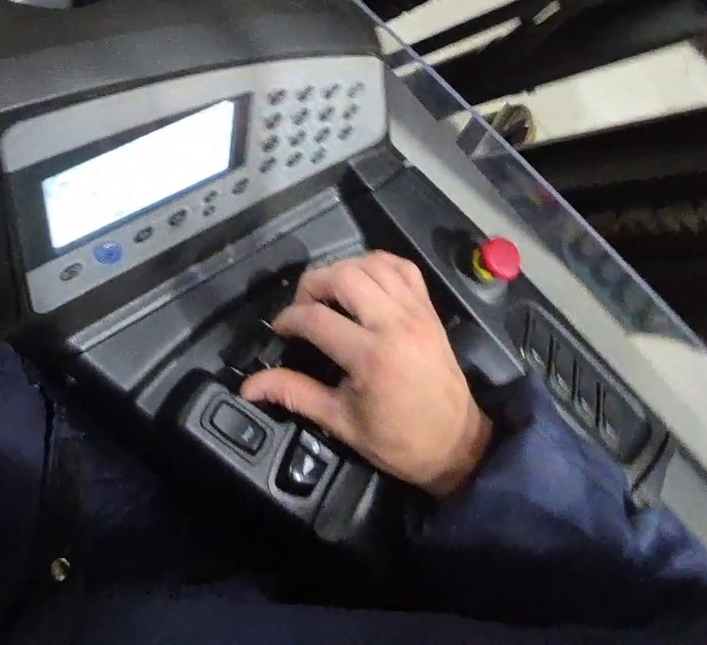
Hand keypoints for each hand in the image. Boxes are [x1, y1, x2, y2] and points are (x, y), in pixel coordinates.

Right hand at [240, 252, 492, 498]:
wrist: (457, 443)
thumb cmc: (398, 440)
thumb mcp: (341, 422)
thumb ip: (295, 394)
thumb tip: (249, 386)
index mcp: (371, 357)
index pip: (316, 318)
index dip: (289, 320)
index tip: (281, 330)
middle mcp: (395, 323)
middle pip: (343, 277)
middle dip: (312, 284)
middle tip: (302, 306)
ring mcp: (416, 311)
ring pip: (371, 263)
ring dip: (342, 270)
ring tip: (329, 294)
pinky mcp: (429, 307)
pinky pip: (402, 266)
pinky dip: (377, 264)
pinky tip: (362, 280)